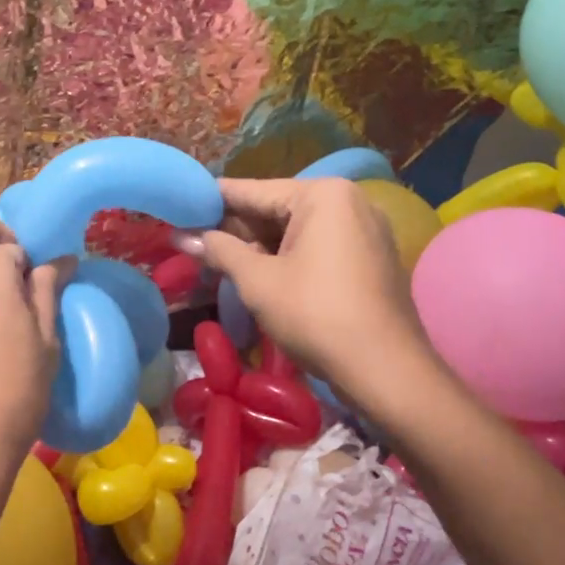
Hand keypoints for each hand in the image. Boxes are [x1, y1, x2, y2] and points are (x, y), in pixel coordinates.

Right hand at [198, 178, 436, 410]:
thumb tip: (180, 236)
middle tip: (189, 242)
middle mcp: (347, 201)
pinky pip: (316, 247)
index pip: (251, 190)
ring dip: (256, 247)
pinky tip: (253, 275)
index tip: (175, 210)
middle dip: (233, 229)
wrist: (388, 374)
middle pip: (274, 209)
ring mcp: (363, 230)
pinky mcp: (369, 259)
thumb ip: (219, 250)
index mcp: (322, 194)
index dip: (209, 203)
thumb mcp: (257, 281)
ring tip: (213, 262)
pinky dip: (285, 258)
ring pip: (294, 231)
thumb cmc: (317, 316)